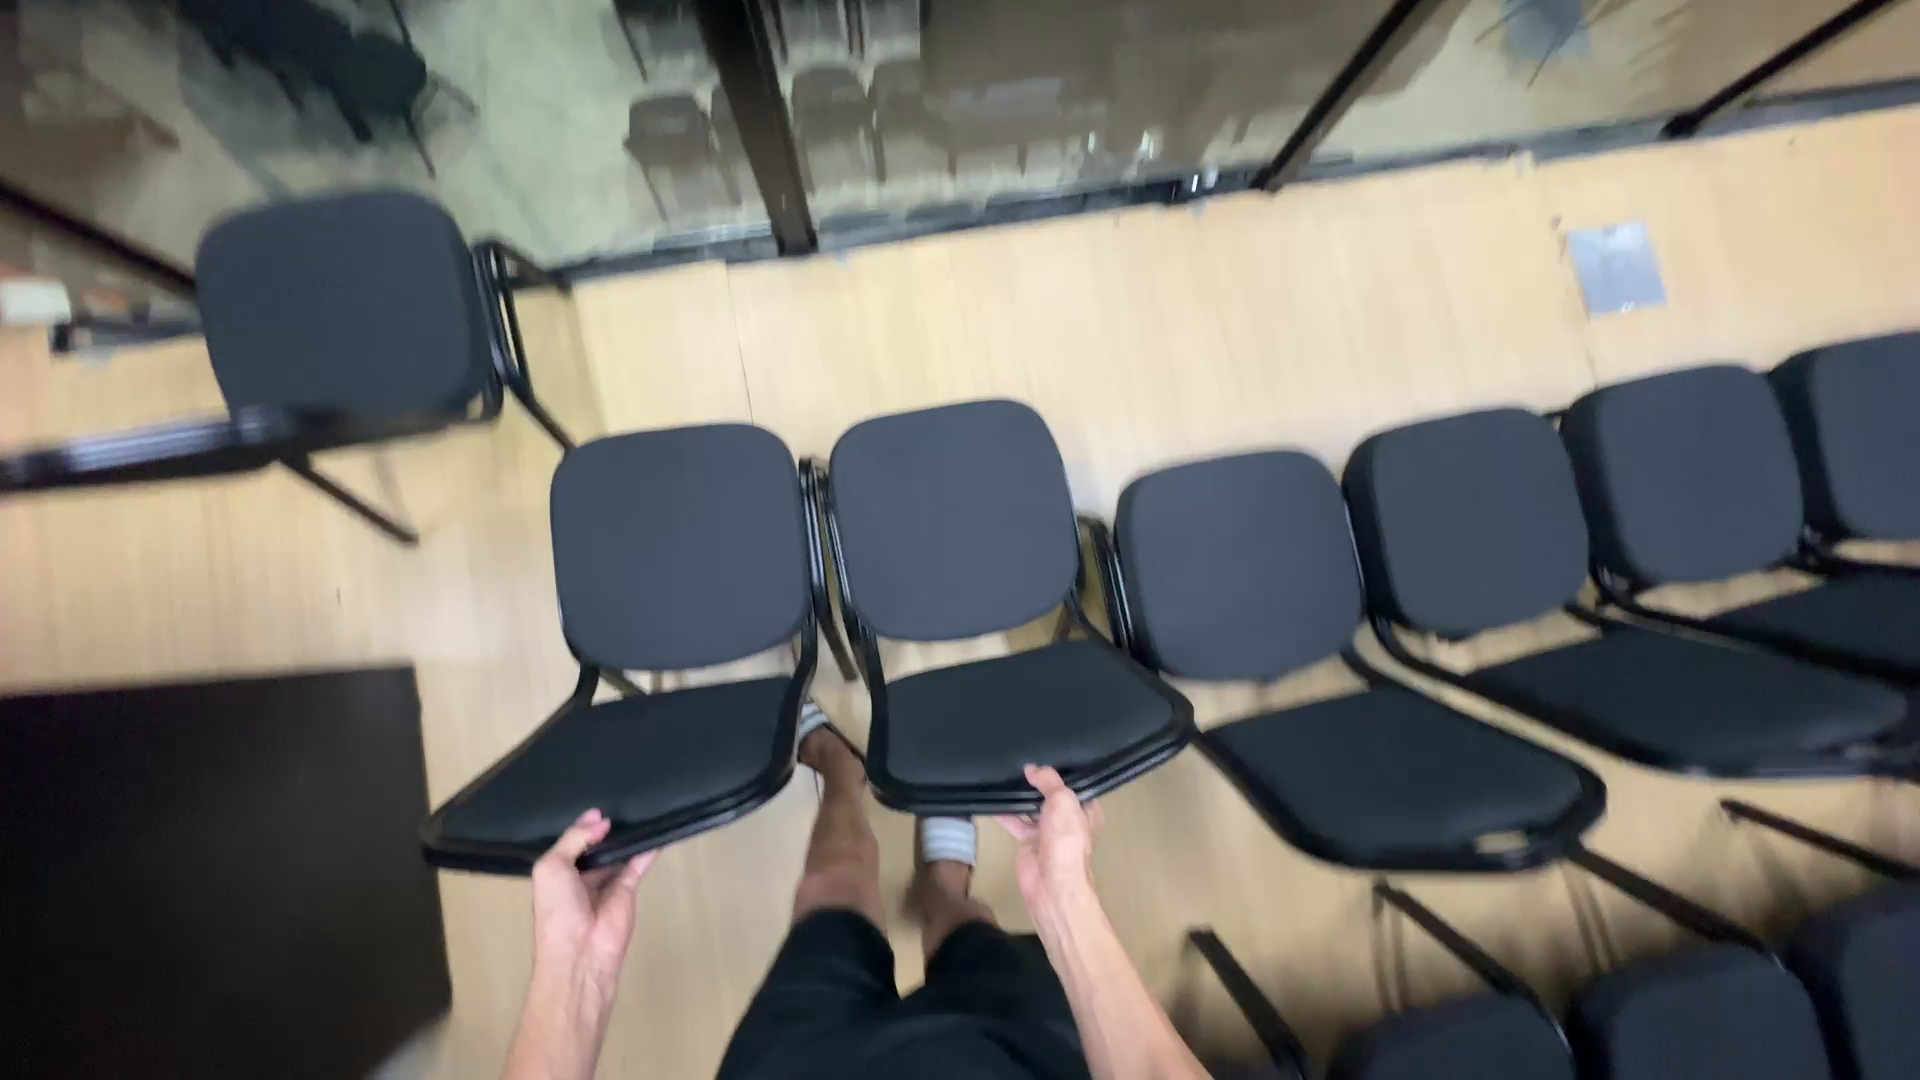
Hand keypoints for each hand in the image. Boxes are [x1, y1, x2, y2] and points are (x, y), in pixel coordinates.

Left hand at [531, 809, 657, 996]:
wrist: (580, 953)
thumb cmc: (557, 910)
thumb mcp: (551, 868)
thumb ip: (574, 839)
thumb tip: (602, 820)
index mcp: (556, 873)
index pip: (570, 843)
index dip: (582, 824)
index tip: (600, 805)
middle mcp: (580, 876)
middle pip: (596, 846)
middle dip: (606, 827)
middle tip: (622, 800)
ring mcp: (606, 882)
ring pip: (618, 852)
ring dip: (627, 835)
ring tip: (640, 808)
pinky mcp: (628, 888)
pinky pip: (640, 862)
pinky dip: (649, 848)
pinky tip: (658, 830)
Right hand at [995, 765, 1103, 916]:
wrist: (1052, 883)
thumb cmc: (1066, 839)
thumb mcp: (1062, 800)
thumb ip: (1048, 780)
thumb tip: (1031, 768)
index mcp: (1085, 810)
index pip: (1074, 785)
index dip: (1061, 771)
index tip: (1045, 754)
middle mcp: (1068, 820)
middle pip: (1051, 795)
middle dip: (1038, 781)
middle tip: (1021, 759)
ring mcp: (1048, 831)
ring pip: (1032, 807)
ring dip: (1021, 795)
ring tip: (1006, 772)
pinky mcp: (1029, 842)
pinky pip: (1015, 822)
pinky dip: (1005, 812)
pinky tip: (993, 798)